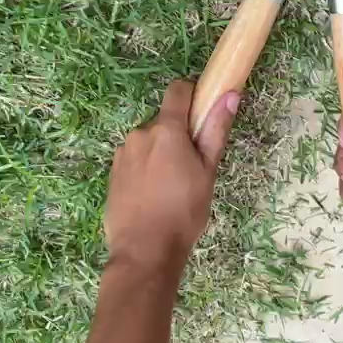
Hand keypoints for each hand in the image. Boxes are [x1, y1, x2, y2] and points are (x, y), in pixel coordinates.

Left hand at [104, 79, 238, 279]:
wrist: (144, 252)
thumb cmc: (184, 212)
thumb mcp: (208, 172)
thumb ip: (216, 131)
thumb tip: (229, 95)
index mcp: (165, 130)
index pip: (178, 90)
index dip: (193, 93)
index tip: (204, 111)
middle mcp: (139, 133)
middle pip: (164, 121)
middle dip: (178, 135)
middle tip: (192, 167)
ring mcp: (122, 153)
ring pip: (148, 142)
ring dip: (161, 153)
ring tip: (172, 187)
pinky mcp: (112, 173)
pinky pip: (135, 159)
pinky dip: (146, 168)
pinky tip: (154, 196)